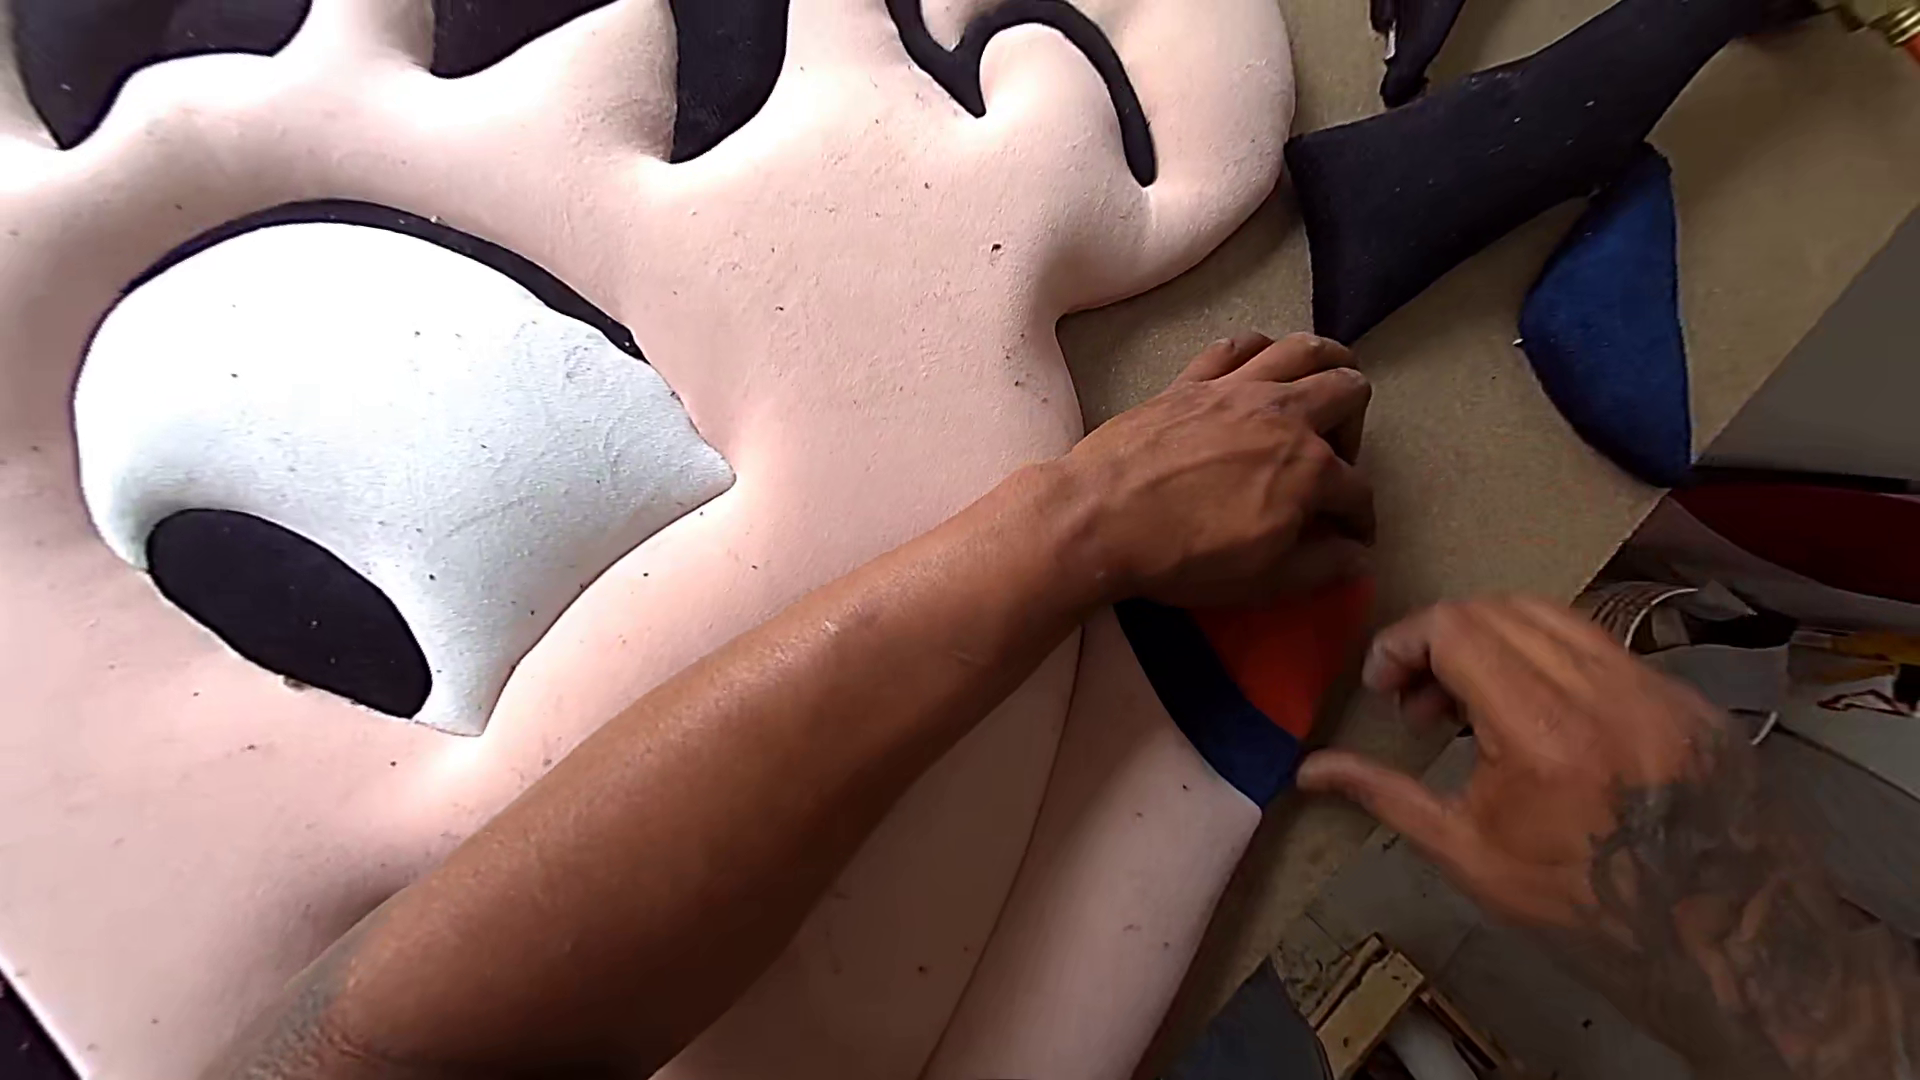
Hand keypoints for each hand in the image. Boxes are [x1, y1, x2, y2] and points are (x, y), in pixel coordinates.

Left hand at [1060, 332, 1374, 608]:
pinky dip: (1255, 352)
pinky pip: (1234, 347)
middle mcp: (1280, 415)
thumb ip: (1320, 567)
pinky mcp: (1188, 382)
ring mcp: (1232, 390)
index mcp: (1308, 469)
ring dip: (1325, 363)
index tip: (1353, 531)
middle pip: (1348, 392)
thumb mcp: (1260, 581)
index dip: (1362, 516)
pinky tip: (1253, 370)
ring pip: (1302, 350)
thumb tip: (1359, 557)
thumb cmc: (1179, 557)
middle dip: (1354, 426)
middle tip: (1331, 457)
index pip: (1356, 489)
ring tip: (1318, 388)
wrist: (1097, 519)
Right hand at [1298, 596, 1723, 926]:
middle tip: (1416, 694)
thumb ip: (1379, 792)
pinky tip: (1525, 707)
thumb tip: (1304, 770)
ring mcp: (1660, 692)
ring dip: (1482, 637)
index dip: (1399, 644)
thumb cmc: (1585, 910)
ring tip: (1465, 694)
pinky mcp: (1689, 699)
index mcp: (1547, 735)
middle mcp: (1609, 696)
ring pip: (1543, 612)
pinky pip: (1592, 640)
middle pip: (1490, 610)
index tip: (1382, 685)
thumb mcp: (1464, 854)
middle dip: (1431, 640)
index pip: (1454, 629)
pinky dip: (1534, 652)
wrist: (1749, 963)